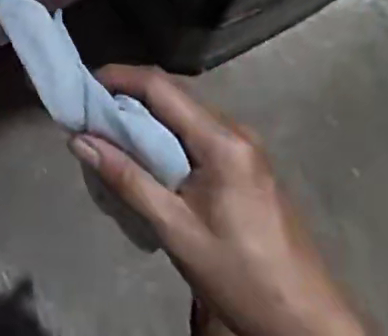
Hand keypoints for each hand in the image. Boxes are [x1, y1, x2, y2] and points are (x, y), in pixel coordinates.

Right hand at [71, 65, 366, 335]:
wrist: (310, 327)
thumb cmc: (242, 275)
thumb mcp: (176, 229)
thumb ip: (126, 178)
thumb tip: (78, 139)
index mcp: (222, 142)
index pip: (159, 86)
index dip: (116, 77)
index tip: (80, 87)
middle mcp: (236, 134)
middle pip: (169, 94)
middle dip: (124, 97)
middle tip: (88, 116)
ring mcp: (245, 151)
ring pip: (180, 113)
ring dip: (141, 117)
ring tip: (108, 137)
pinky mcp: (246, 168)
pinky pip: (193, 133)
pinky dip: (161, 134)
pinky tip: (144, 159)